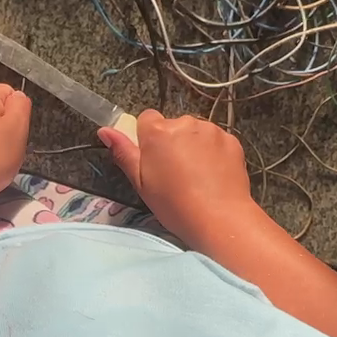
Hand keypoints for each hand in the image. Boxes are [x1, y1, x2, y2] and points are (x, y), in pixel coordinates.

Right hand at [97, 110, 261, 245]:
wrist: (219, 218)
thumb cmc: (174, 204)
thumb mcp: (140, 183)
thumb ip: (124, 153)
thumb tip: (104, 131)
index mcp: (158, 132)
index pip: (147, 118)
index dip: (148, 138)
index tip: (153, 159)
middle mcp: (185, 123)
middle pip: (173, 126)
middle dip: (172, 143)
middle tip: (174, 173)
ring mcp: (211, 130)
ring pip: (195, 133)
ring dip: (193, 147)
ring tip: (195, 176)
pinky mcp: (231, 140)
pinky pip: (216, 141)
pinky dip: (212, 153)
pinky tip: (212, 176)